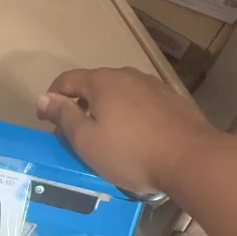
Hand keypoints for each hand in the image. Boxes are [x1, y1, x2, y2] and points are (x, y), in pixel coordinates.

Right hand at [36, 67, 225, 194]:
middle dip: (79, 104)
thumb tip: (44, 97)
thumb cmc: (131, 152)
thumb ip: (64, 116)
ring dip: (105, 109)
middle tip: (73, 132)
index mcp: (102, 81)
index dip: (51, 98)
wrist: (192, 159)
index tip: (45, 120)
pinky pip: (140, 103)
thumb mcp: (87, 140)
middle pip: (94, 85)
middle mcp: (127, 76)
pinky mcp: (172, 101)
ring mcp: (153, 86)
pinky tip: (133, 137)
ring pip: (119, 93)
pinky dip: (128, 115)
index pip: (67, 80)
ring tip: (104, 135)